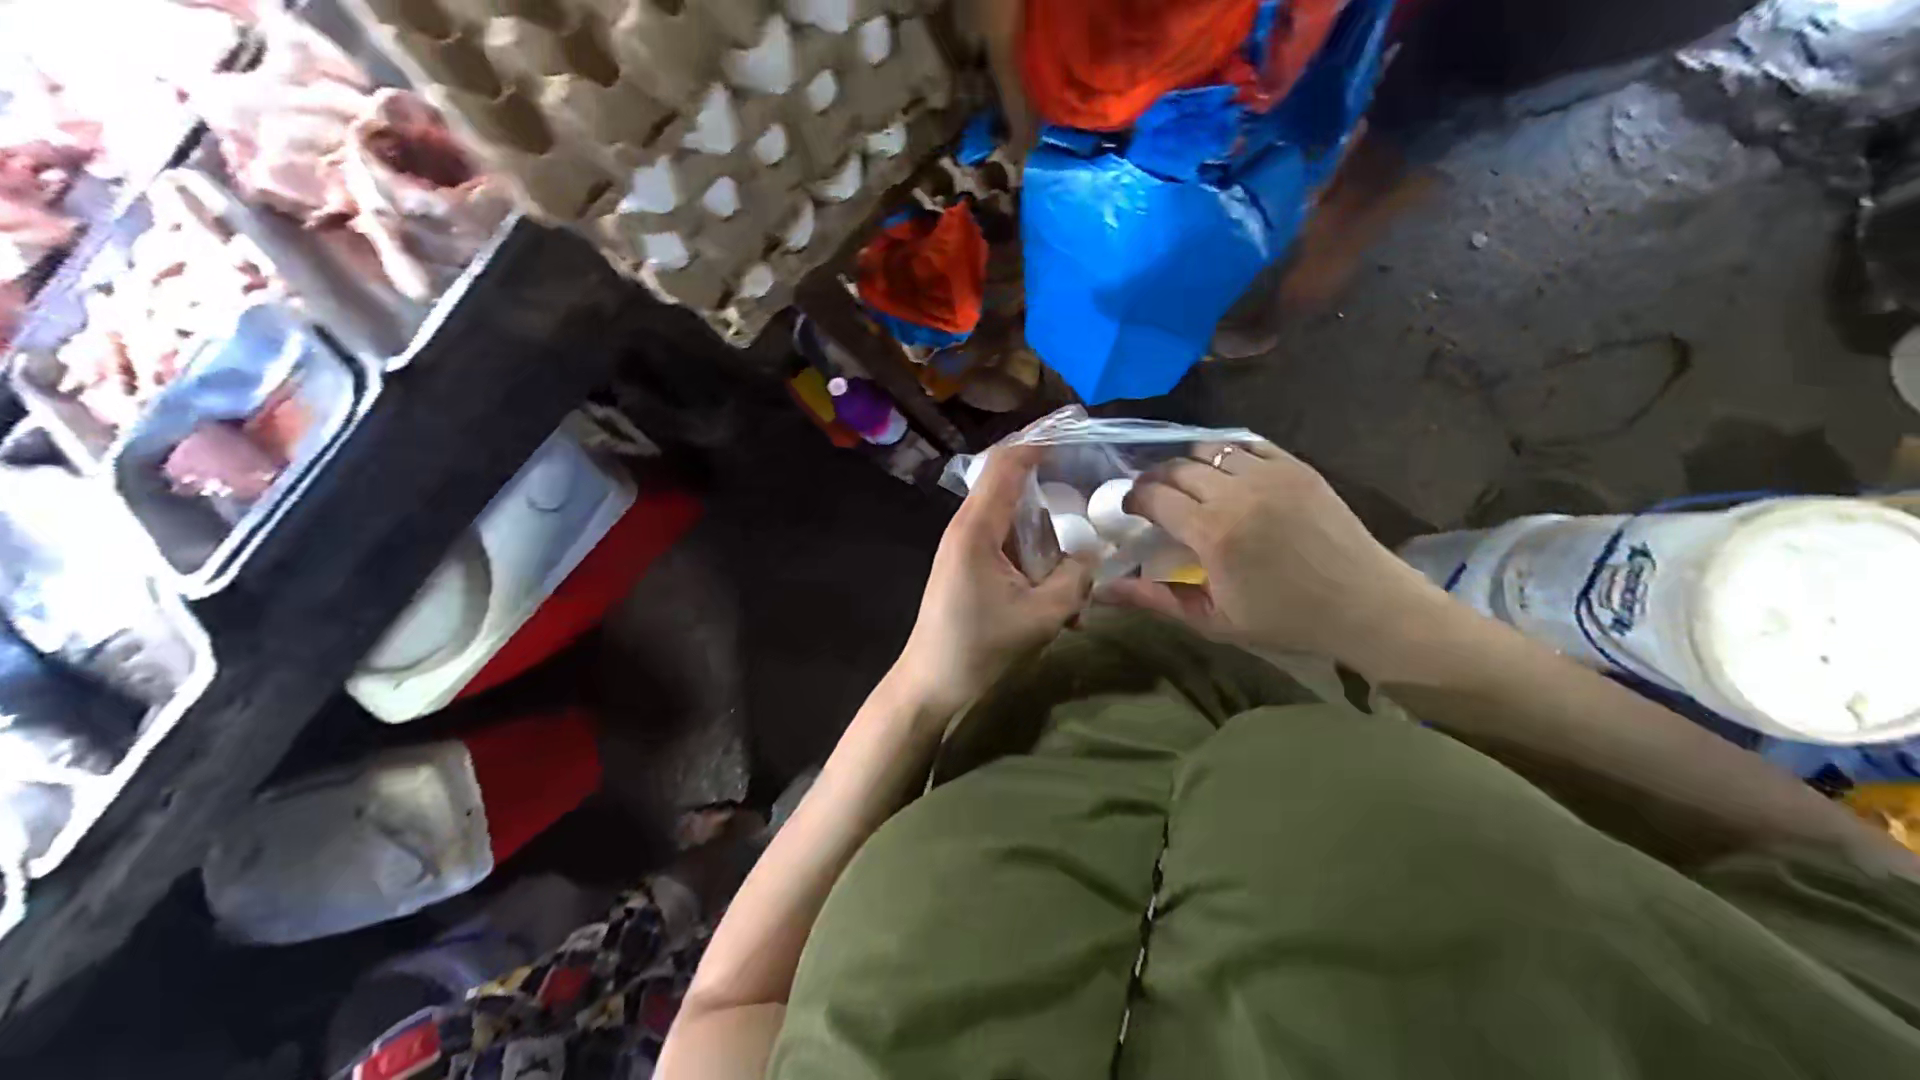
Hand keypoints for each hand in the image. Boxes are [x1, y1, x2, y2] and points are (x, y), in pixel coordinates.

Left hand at [892, 445, 1092, 715]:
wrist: (931, 685)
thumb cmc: (980, 648)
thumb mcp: (1042, 616)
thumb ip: (1075, 577)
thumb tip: (1093, 553)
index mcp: (976, 529)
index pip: (1007, 464)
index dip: (1040, 441)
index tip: (1075, 430)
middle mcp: (967, 528)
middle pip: (1012, 489)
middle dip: (1055, 496)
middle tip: (1095, 500)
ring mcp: (965, 548)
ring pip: (1016, 525)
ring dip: (1049, 547)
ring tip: (1078, 586)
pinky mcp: (968, 567)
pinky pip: (1008, 550)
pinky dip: (1036, 566)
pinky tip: (1060, 604)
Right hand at [1104, 441, 1447, 665]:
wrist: (1364, 605)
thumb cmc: (1284, 619)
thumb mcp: (1212, 619)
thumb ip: (1154, 599)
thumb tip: (1101, 590)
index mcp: (1212, 532)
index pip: (1153, 496)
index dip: (1133, 498)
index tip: (1130, 509)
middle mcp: (1237, 493)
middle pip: (1176, 467)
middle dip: (1155, 479)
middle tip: (1154, 498)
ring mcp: (1270, 474)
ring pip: (1209, 449)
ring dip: (1189, 464)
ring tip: (1190, 485)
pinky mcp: (1297, 467)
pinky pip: (1248, 445)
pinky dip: (1227, 454)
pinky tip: (1227, 474)